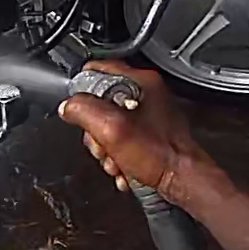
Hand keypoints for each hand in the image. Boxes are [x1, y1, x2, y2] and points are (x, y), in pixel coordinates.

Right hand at [57, 61, 215, 203]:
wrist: (180, 180)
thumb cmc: (158, 154)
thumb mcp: (111, 128)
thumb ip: (83, 111)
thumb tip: (67, 106)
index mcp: (139, 82)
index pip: (97, 70)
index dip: (80, 89)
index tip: (76, 108)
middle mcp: (145, 94)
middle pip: (98, 103)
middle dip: (93, 130)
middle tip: (101, 143)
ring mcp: (147, 113)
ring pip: (106, 125)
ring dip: (103, 147)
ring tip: (114, 158)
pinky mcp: (148, 132)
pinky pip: (118, 138)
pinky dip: (115, 154)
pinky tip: (121, 164)